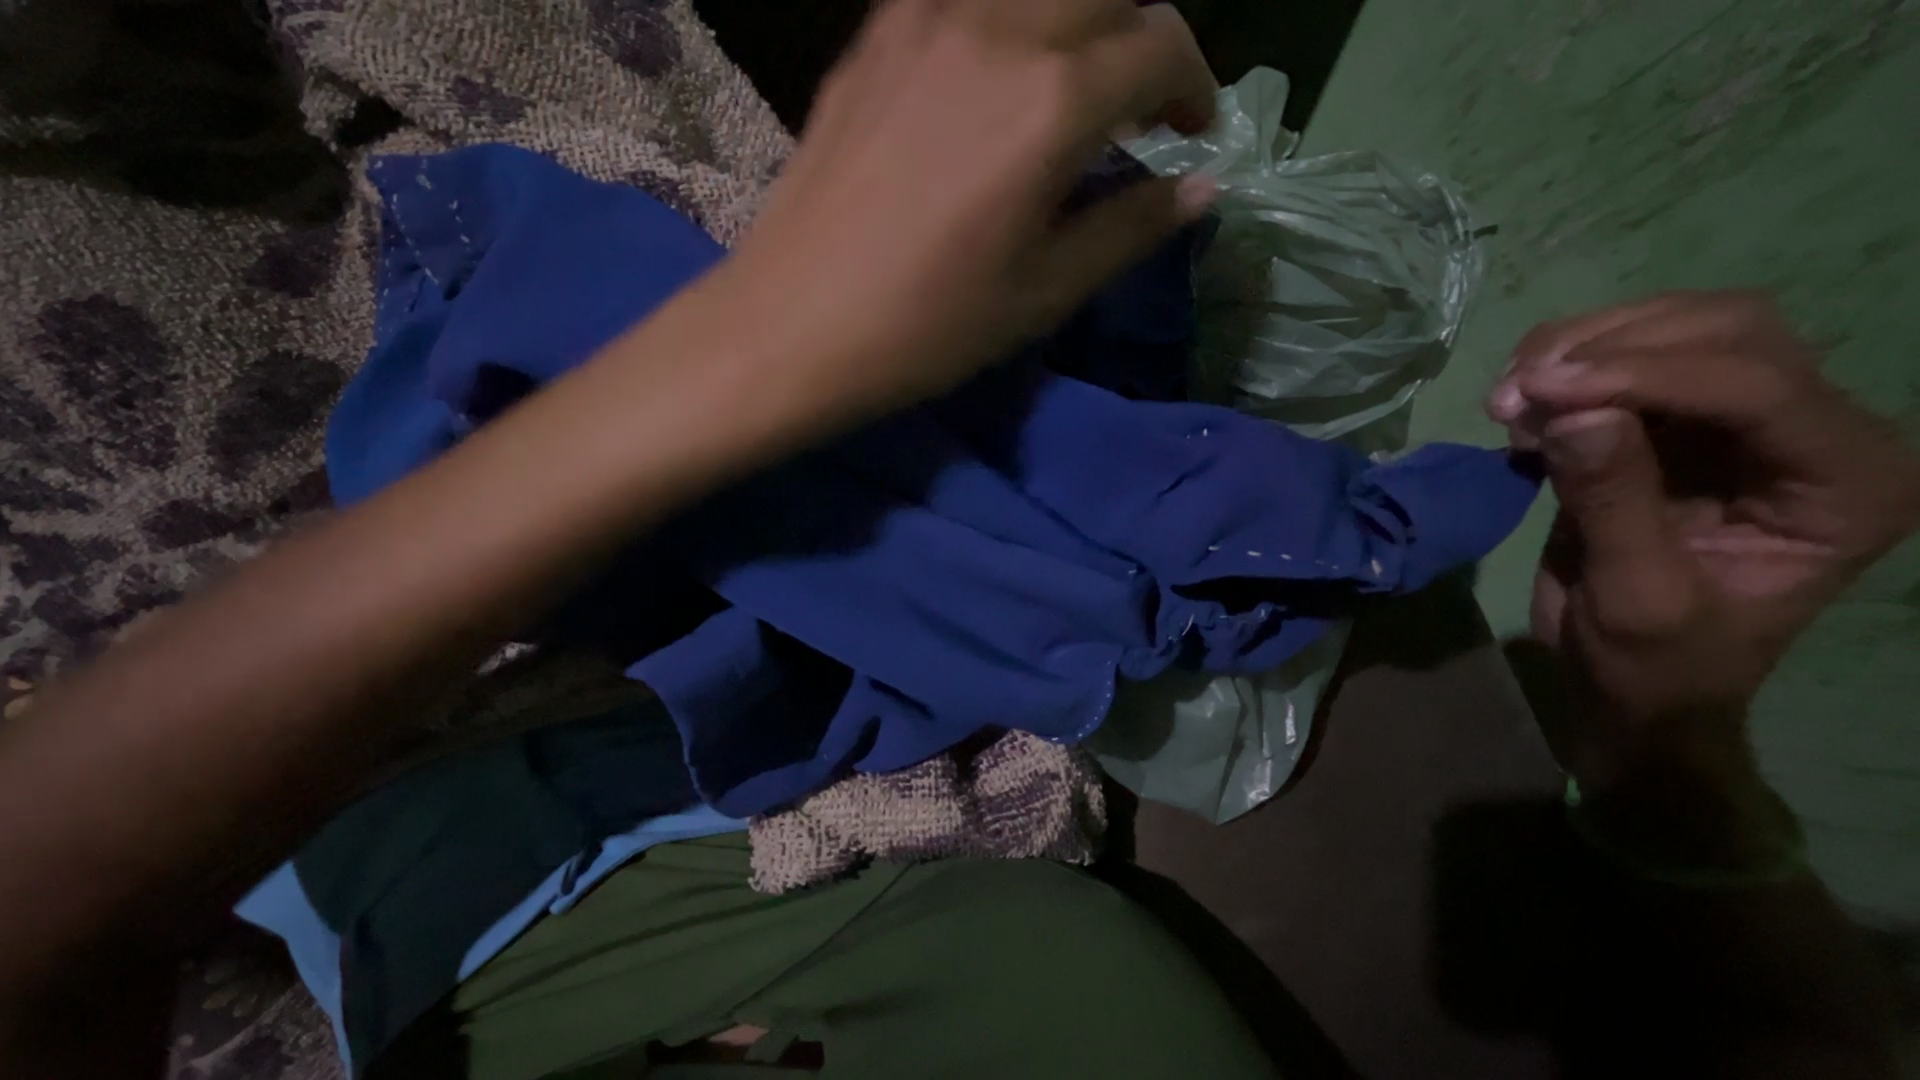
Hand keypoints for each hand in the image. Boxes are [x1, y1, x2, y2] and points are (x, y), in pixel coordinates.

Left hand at [724, 0, 1218, 415]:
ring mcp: (925, 19)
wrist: (792, 324)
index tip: (1190, 133)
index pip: (1160, 45)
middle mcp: (994, 29)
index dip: (1193, 85)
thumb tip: (1201, 186)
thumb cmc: (926, 327)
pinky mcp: (875, 33)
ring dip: (1075, 24)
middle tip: (1138, 112)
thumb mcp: (1044, 291)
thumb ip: (1131, 226)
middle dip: (1141, 43)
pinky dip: (1004, 23)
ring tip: (1069, 91)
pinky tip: (994, 79)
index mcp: (1050, 100)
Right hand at [1488, 291, 1919, 786]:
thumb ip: (1614, 503)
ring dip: (1581, 345)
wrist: (1631, 686)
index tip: (1538, 390)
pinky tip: (1521, 406)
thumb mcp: (1635, 599)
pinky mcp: (1677, 421)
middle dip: (1615, 347)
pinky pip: (1627, 355)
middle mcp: (1813, 434)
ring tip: (1509, 398)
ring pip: (1676, 325)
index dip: (1646, 375)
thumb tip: (1572, 412)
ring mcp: (1743, 421)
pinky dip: (1564, 364)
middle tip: (1520, 391)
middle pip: (1730, 331)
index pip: (1761, 388)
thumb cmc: (1653, 665)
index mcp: (1844, 485)